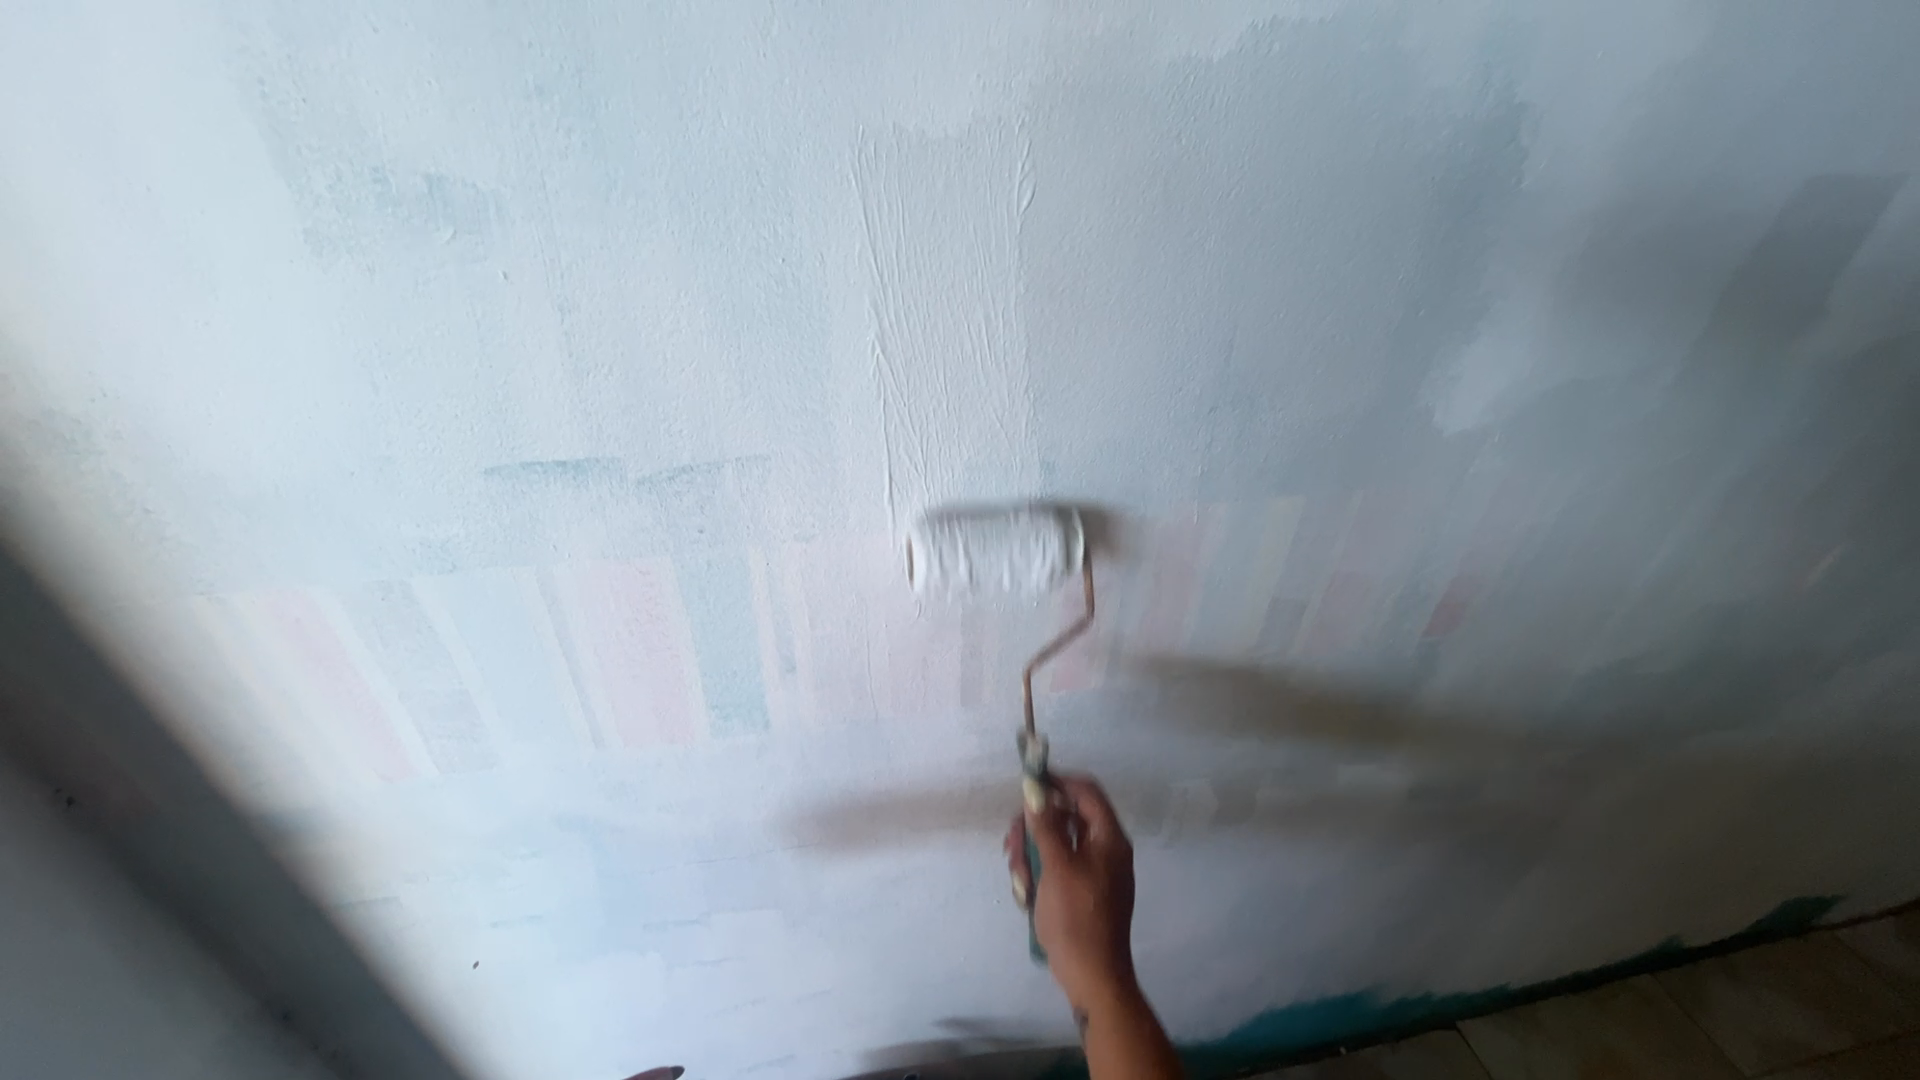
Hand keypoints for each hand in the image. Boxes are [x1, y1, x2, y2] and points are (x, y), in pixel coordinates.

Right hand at [1004, 773, 1136, 1009]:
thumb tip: (1034, 788)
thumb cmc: (1077, 917)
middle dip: (1035, 826)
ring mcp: (1093, 870)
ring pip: (1056, 842)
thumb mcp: (1057, 866)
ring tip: (1018, 875)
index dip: (1057, 782)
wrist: (1092, 976)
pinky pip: (1056, 865)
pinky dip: (1039, 871)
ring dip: (1031, 851)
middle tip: (1011, 842)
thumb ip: (1045, 824)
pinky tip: (1026, 889)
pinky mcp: (1080, 889)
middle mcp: (1104, 848)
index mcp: (1109, 838)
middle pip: (1065, 816)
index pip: (1086, 791)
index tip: (1026, 787)